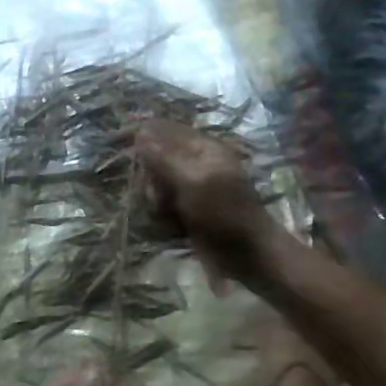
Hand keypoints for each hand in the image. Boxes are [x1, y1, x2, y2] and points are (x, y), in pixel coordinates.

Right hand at [134, 119, 280, 291]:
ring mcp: (192, 187)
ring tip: (168, 215)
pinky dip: (164, 215)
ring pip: (156, 184)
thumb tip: (140, 131)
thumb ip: (164, 156)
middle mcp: (196, 163)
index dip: (146, 142)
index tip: (137, 162)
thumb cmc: (223, 212)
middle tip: (160, 196)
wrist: (248, 255)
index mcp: (203, 147)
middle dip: (152, 179)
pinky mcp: (188, 209)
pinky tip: (173, 226)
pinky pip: (163, 205)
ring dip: (157, 201)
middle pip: (156, 160)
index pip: (164, 131)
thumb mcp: (192, 180)